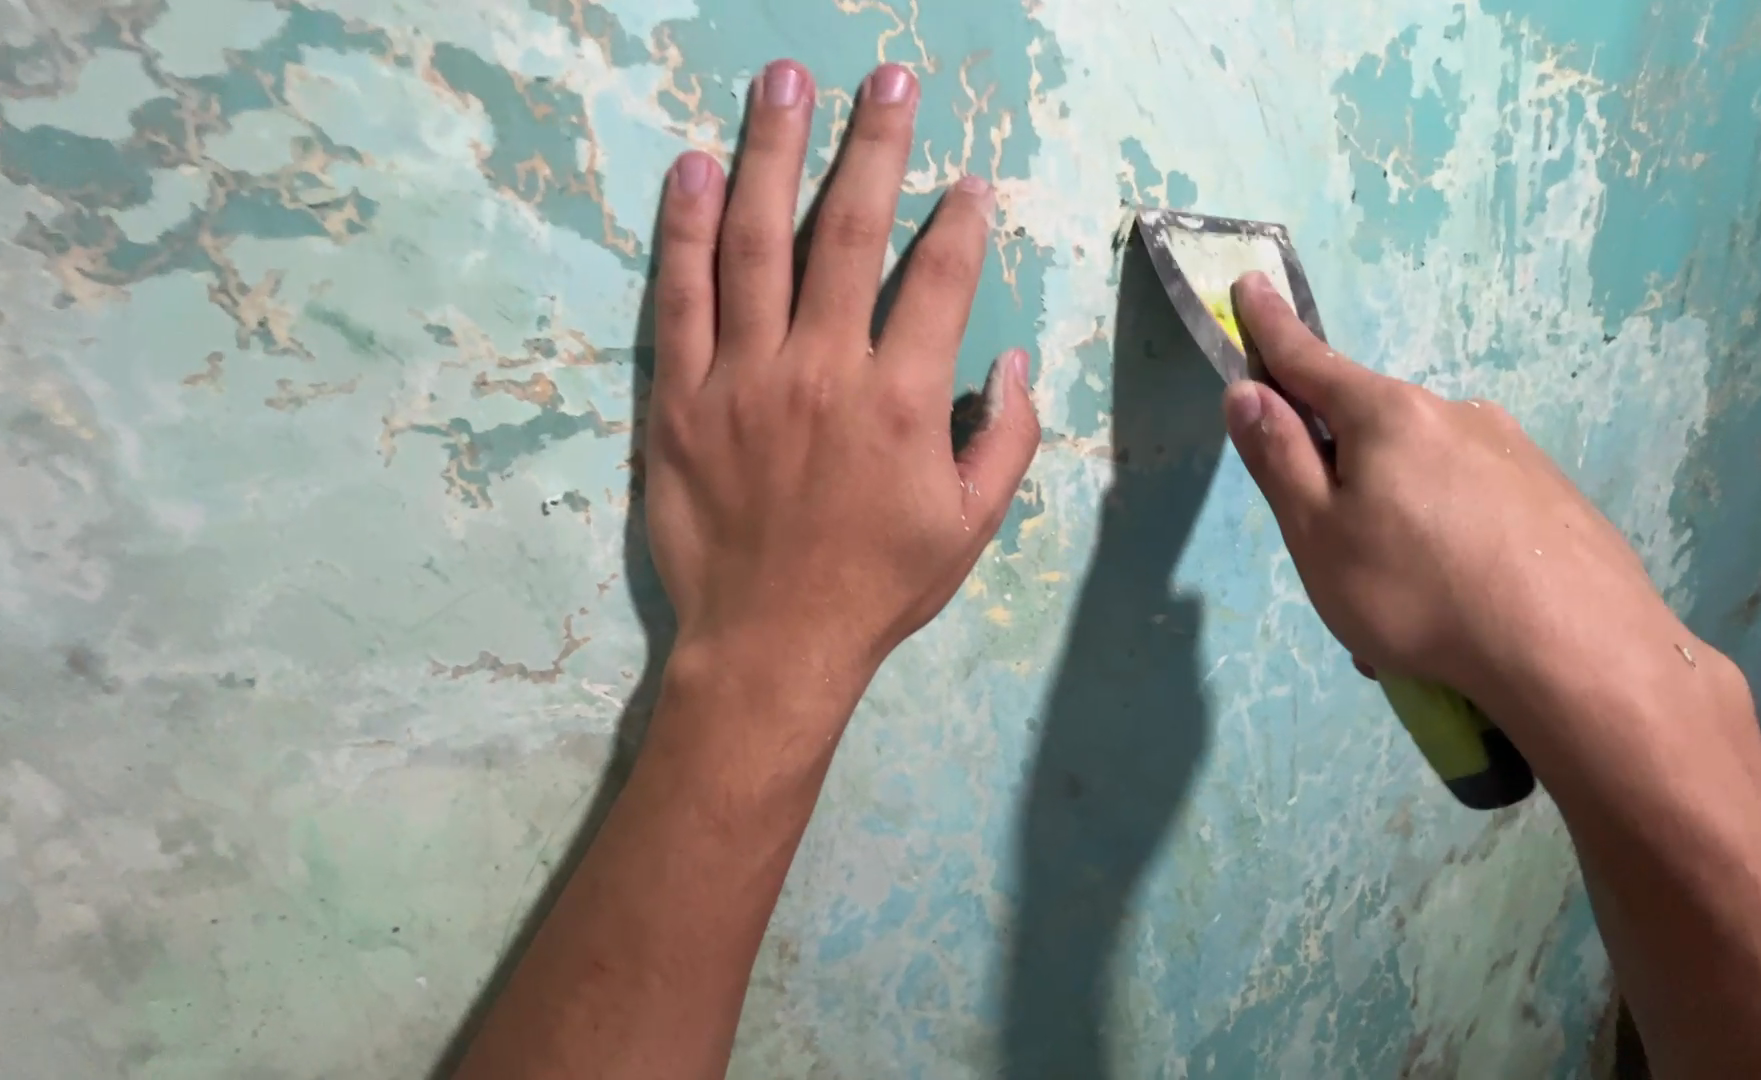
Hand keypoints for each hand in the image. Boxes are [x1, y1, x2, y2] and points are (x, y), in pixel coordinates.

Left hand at [645, 59, 1039, 694]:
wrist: (773, 642)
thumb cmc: (879, 587)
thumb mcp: (971, 526)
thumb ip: (1007, 438)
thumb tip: (1014, 359)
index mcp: (902, 401)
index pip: (938, 280)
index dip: (960, 222)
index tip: (969, 184)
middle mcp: (823, 369)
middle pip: (848, 232)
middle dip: (874, 145)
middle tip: (886, 78)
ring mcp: (743, 377)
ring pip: (757, 242)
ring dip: (776, 153)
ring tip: (786, 84)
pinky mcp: (680, 398)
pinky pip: (681, 297)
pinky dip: (688, 229)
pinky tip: (699, 170)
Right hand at [1220, 272, 1725, 763]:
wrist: (1580, 658)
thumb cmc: (1416, 592)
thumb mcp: (1317, 533)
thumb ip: (1278, 458)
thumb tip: (1246, 391)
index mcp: (1385, 416)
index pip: (1307, 360)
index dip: (1270, 326)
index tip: (1251, 284)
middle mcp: (1451, 413)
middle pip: (1364, 427)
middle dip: (1335, 472)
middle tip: (1335, 552)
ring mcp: (1509, 448)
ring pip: (1416, 471)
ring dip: (1389, 513)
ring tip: (1398, 594)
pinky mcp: (1548, 491)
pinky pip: (1465, 500)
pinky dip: (1440, 534)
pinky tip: (1454, 594)